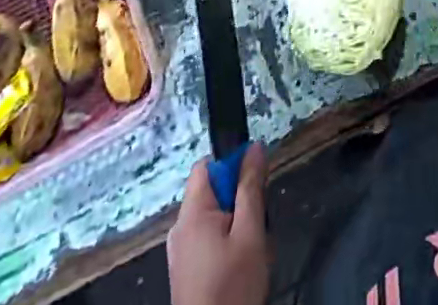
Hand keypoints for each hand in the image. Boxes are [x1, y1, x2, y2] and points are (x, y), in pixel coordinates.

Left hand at [167, 144, 269, 304]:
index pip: (206, 165)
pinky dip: (226, 242)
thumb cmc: (232, 287)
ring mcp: (180, 251)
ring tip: (252, 247)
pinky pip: (207, 239)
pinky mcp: (185, 270)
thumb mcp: (251, 233)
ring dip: (235, 223)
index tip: (256, 180)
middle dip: (238, 199)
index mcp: (191, 213)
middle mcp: (180, 227)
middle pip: (211, 192)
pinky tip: (240, 265)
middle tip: (258, 222)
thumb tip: (253, 149)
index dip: (232, 164)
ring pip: (212, 217)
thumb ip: (251, 188)